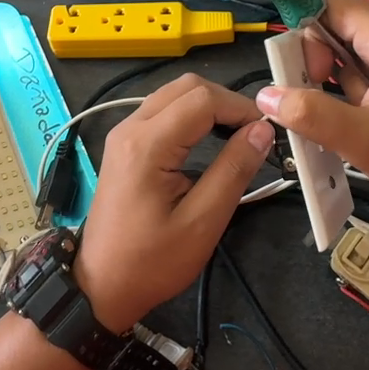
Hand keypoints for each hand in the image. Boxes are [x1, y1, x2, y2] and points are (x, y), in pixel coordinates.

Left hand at [70, 75, 273, 332]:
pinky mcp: (125, 142)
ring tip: (238, 135)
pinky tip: (210, 138)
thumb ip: (233, 171)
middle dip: (225, 101)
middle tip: (254, 132)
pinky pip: (162, 109)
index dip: (239, 108)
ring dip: (208, 105)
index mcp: (147, 144)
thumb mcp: (201, 222)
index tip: (267, 132)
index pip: (201, 99)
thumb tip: (261, 131)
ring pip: (173, 93)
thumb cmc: (152, 261)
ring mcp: (124, 131)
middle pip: (186, 87)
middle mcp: (131, 126)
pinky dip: (191, 114)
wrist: (101, 282)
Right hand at [254, 0, 368, 224]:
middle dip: (327, 64)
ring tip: (362, 122)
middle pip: (347, 27)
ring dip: (351, 81)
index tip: (305, 77)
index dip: (306, 36)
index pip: (331, 6)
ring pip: (366, 49)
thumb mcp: (365, 142)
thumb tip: (265, 95)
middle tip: (330, 105)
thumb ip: (310, 114)